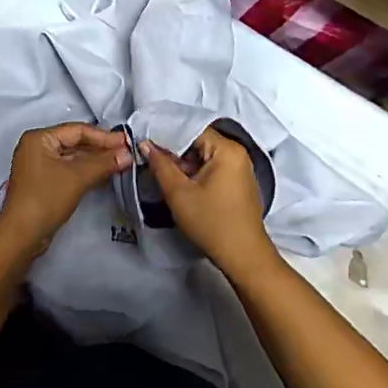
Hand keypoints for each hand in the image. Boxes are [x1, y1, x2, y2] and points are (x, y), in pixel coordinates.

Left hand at [0, 123, 130, 256]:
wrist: (22, 234)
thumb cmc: (46, 198)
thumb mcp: (77, 177)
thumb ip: (103, 163)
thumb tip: (127, 154)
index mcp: (39, 138)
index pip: (76, 130)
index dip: (103, 136)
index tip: (127, 142)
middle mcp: (37, 147)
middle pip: (74, 142)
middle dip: (100, 147)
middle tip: (127, 152)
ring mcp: (39, 164)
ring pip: (72, 156)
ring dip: (95, 160)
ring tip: (121, 161)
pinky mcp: (44, 181)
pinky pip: (68, 169)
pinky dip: (86, 170)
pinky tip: (104, 173)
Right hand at [143, 129, 277, 273]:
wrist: (243, 257)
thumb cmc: (211, 222)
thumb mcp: (178, 192)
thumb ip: (160, 164)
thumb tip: (146, 144)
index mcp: (227, 150)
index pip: (191, 129)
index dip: (166, 134)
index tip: (145, 141)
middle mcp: (237, 153)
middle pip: (199, 141)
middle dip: (174, 149)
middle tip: (150, 157)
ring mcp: (240, 168)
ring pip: (204, 155)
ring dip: (183, 162)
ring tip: (160, 170)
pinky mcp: (238, 182)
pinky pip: (212, 167)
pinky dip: (195, 171)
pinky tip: (179, 182)